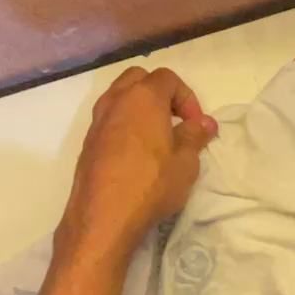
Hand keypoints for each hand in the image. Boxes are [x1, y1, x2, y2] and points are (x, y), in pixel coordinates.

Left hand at [57, 67, 218, 263]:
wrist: (104, 215)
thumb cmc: (152, 185)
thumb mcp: (185, 163)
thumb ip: (195, 137)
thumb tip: (205, 123)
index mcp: (144, 98)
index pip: (168, 78)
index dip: (188, 98)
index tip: (196, 126)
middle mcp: (116, 101)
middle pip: (139, 79)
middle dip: (161, 94)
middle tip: (176, 123)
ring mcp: (98, 120)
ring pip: (121, 97)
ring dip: (141, 109)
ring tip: (157, 139)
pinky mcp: (89, 142)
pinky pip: (110, 120)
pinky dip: (126, 125)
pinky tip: (137, 156)